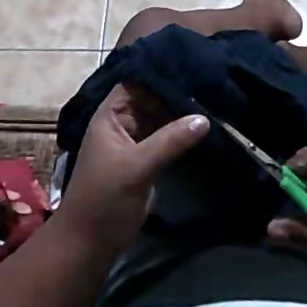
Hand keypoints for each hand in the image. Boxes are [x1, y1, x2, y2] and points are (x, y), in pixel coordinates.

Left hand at [54, 84, 208, 252]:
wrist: (90, 244)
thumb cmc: (104, 199)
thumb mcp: (136, 167)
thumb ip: (169, 141)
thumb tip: (204, 118)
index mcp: (110, 115)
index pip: (137, 81)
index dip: (160, 70)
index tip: (192, 62)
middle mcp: (123, 123)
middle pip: (153, 98)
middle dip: (178, 91)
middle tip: (212, 79)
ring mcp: (135, 142)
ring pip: (162, 118)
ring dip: (183, 112)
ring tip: (216, 97)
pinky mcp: (147, 160)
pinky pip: (167, 138)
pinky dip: (183, 133)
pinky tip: (207, 127)